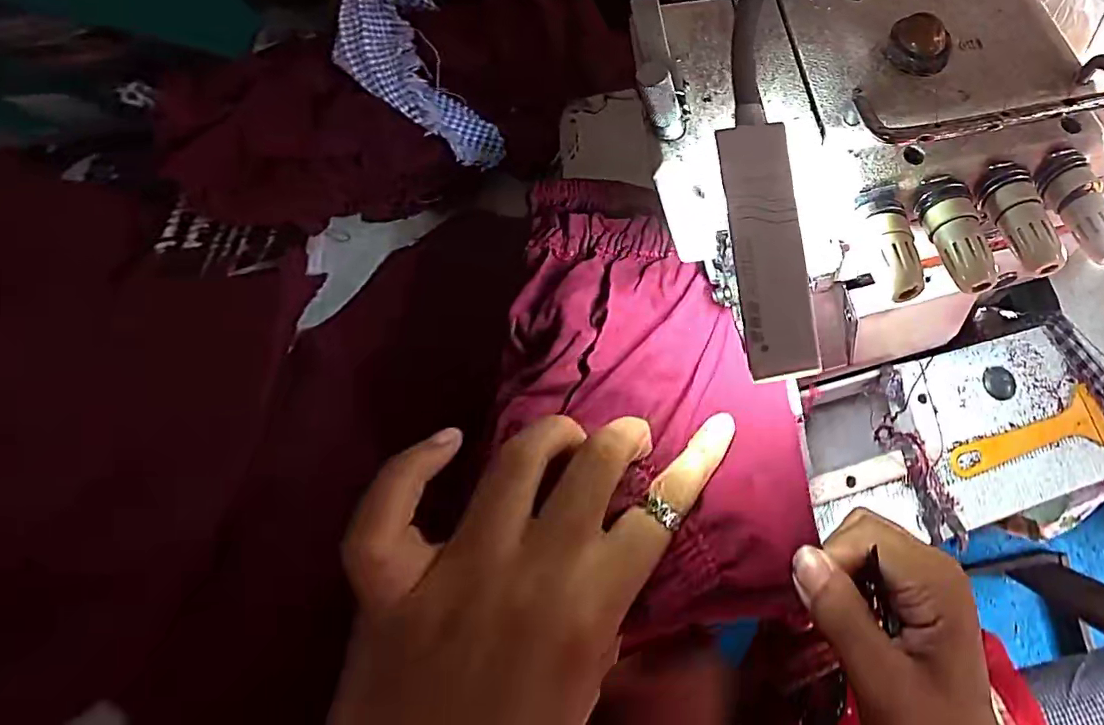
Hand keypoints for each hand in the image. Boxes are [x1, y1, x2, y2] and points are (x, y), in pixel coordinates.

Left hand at [328, 413, 735, 724]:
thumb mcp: (594, 677)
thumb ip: (617, 609)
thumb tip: (632, 549)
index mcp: (592, 600)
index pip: (664, 505)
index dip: (700, 456)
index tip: (717, 426)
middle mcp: (535, 570)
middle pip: (596, 462)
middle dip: (624, 435)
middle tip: (628, 441)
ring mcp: (457, 573)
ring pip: (514, 462)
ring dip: (552, 435)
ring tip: (564, 439)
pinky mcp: (388, 591)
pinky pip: (386, 512)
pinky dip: (413, 466)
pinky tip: (447, 440)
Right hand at [791, 509, 995, 724]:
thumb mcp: (882, 679)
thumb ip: (842, 615)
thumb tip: (803, 559)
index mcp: (935, 576)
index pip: (866, 533)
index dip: (829, 560)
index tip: (803, 602)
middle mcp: (935, 566)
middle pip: (867, 534)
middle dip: (833, 566)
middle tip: (812, 615)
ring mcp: (930, 581)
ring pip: (868, 551)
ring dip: (840, 580)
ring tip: (826, 624)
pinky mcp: (921, 599)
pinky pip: (877, 574)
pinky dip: (853, 593)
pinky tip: (847, 627)